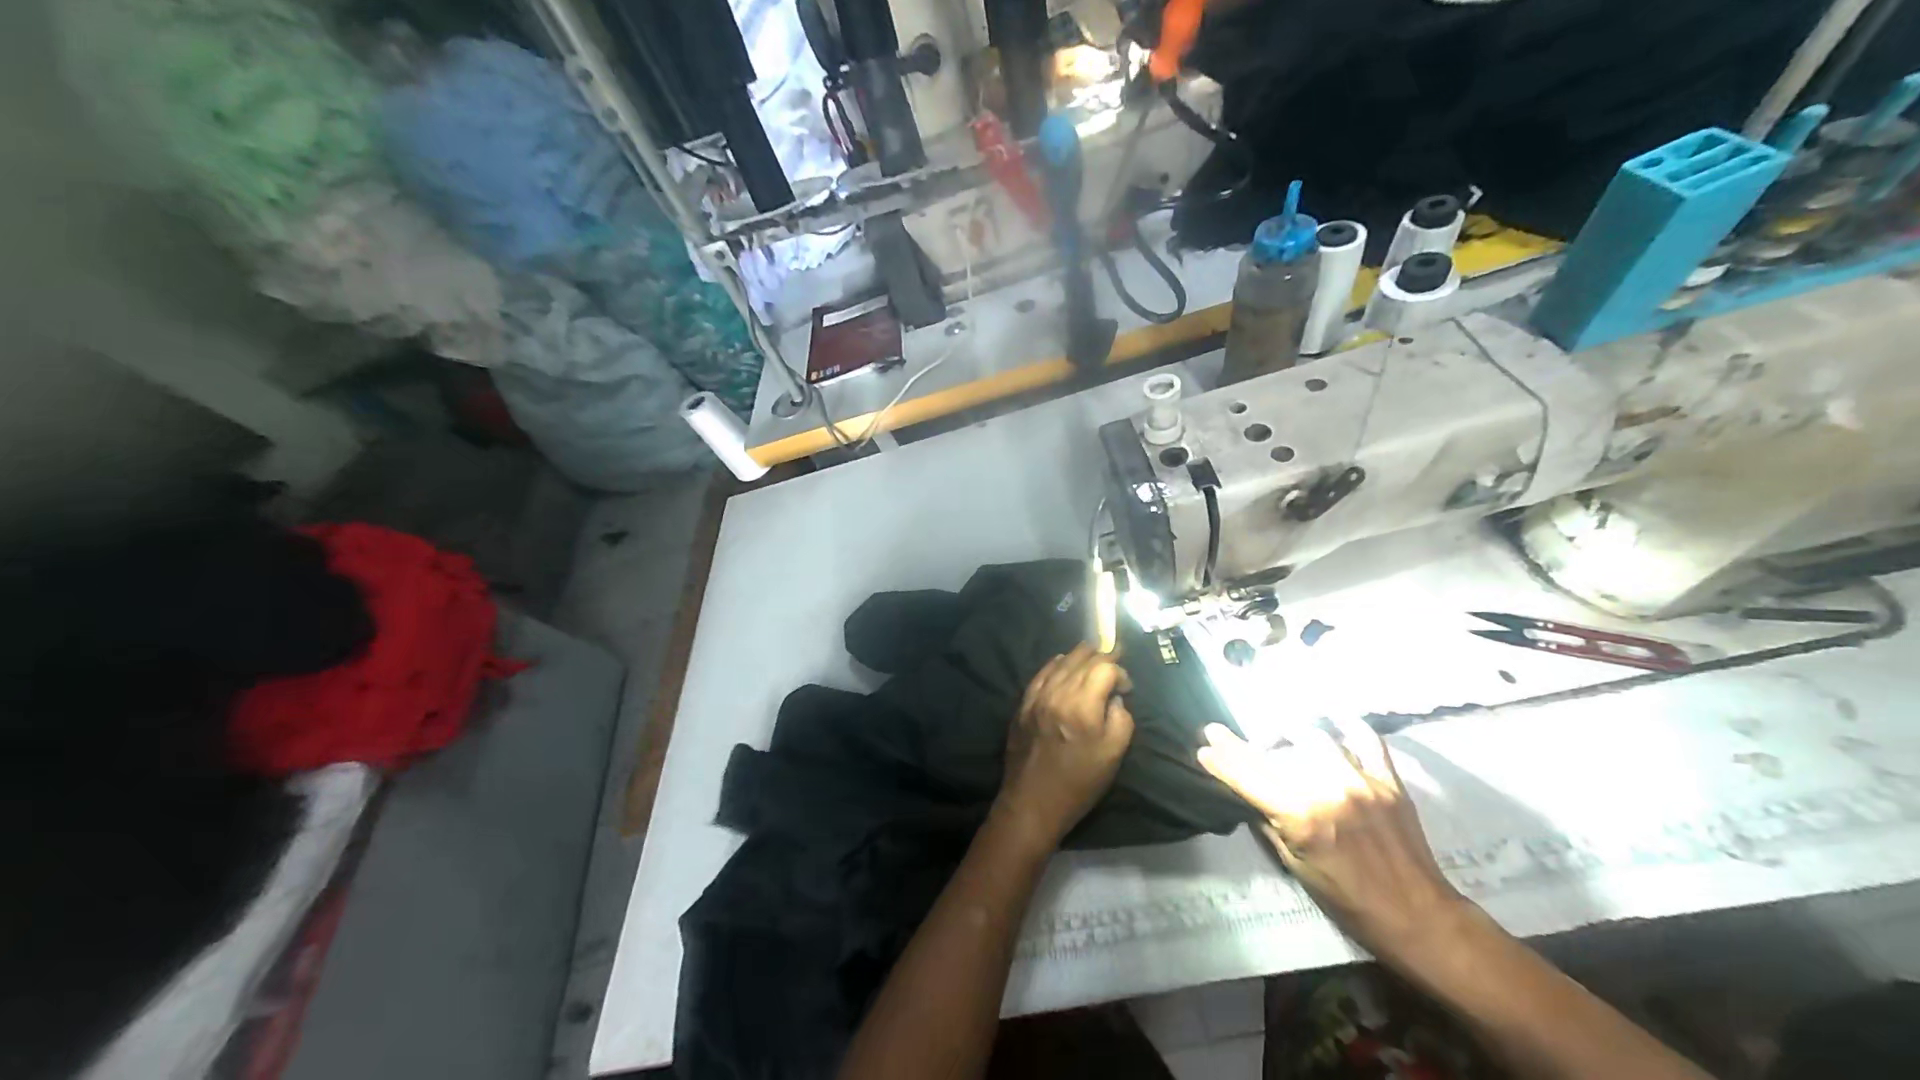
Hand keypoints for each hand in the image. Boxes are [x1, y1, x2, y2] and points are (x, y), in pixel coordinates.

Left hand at [996, 644, 1135, 847]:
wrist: (1033, 803)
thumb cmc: (1079, 782)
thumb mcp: (1114, 754)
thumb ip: (1121, 718)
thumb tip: (1114, 698)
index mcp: (1082, 705)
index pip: (1105, 669)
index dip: (1120, 672)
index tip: (1126, 688)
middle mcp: (1057, 693)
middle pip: (1081, 659)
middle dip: (1100, 656)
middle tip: (1113, 657)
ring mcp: (1036, 697)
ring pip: (1060, 663)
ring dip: (1078, 656)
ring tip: (1091, 652)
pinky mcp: (1023, 705)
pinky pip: (1040, 674)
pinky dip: (1054, 664)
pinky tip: (1061, 661)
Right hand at [1196, 716, 1462, 954]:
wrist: (1416, 915)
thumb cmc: (1346, 900)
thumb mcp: (1294, 866)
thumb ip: (1269, 823)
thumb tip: (1248, 793)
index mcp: (1300, 818)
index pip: (1249, 777)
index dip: (1222, 758)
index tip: (1206, 742)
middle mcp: (1328, 791)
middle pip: (1276, 751)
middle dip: (1246, 742)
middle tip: (1229, 735)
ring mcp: (1361, 782)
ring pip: (1314, 736)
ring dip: (1288, 732)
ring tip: (1278, 735)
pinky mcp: (1389, 781)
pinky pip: (1366, 739)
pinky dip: (1347, 725)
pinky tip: (1333, 719)